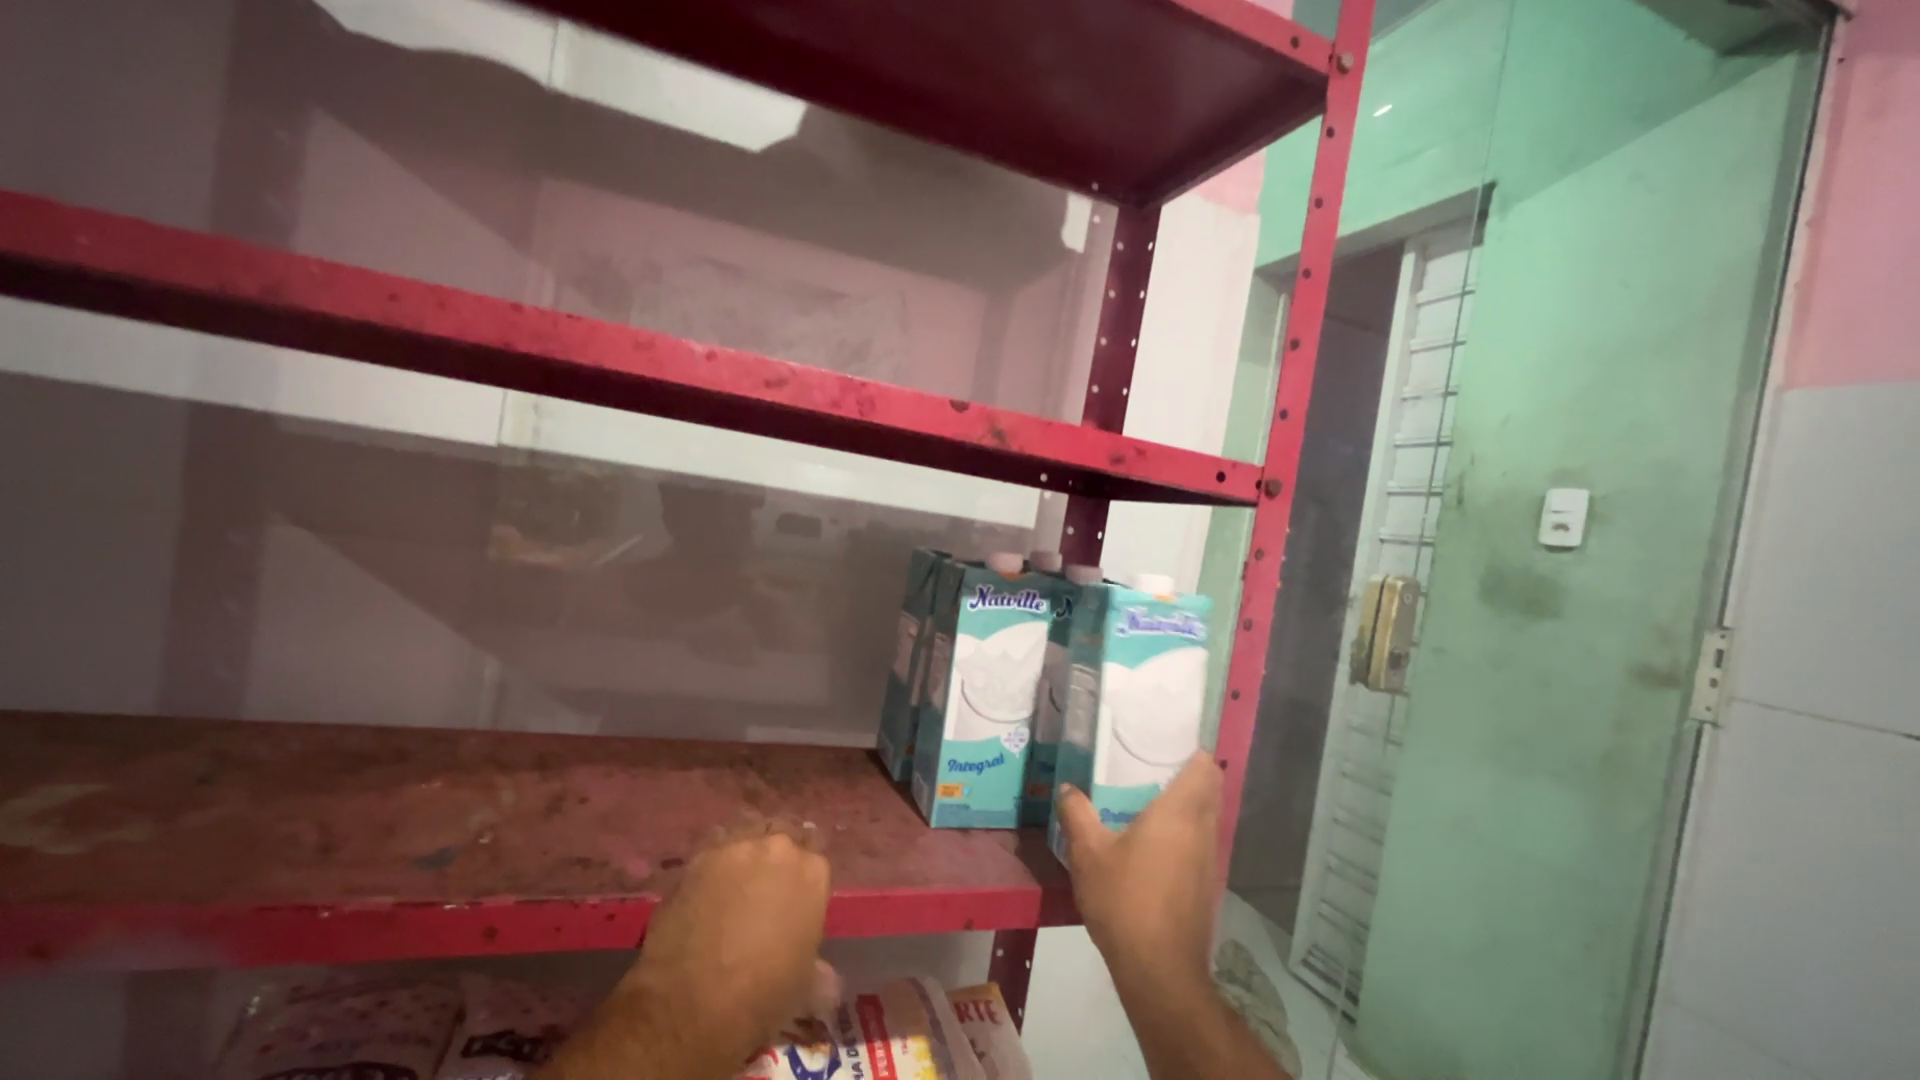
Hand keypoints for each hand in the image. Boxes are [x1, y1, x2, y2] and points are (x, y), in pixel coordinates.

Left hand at [541, 819, 836, 1079]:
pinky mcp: (695, 860)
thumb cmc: (765, 994)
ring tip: (732, 883)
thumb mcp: (807, 982)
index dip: (802, 879)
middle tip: (763, 888)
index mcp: (813, 872)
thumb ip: (817, 964)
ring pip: (743, 838)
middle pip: (780, 838)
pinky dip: (710, 868)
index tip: (794, 898)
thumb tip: (823, 975)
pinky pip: (710, 854)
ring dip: (742, 855)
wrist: (695, 1001)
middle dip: (773, 859)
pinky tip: (704, 891)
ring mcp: (734, 848)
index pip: (815, 858)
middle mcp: (778, 848)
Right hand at [1055, 752, 1219, 993]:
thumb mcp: (1088, 854)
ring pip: (1208, 815)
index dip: (1191, 748)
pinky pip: (1201, 840)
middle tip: (1151, 763)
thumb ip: (1077, 814)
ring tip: (1149, 796)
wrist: (1159, 967)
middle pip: (1211, 787)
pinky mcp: (1206, 883)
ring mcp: (1209, 858)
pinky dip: (1185, 831)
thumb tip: (1068, 787)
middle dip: (1189, 772)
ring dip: (1189, 802)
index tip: (1165, 740)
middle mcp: (1202, 828)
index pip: (1204, 765)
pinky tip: (1153, 841)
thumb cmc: (1124, 900)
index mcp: (1180, 811)